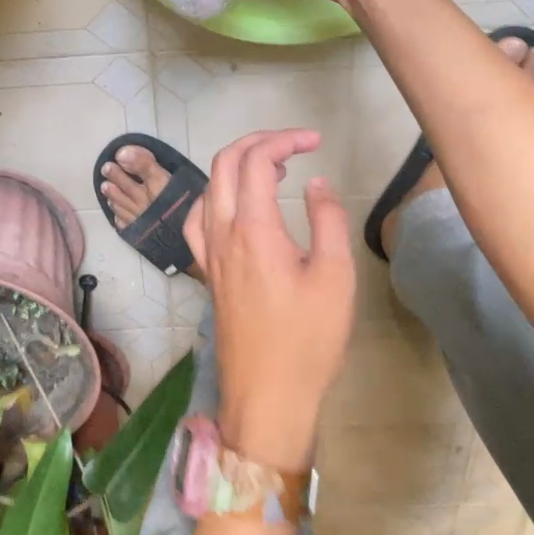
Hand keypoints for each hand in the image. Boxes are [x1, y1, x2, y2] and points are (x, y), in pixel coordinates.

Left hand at [183, 130, 355, 471]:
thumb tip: (316, 183)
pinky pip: (198, 218)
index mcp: (253, 228)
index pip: (257, 161)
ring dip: (236, 166)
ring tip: (274, 171)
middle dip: (258, 142)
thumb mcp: (335, 277)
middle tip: (295, 145)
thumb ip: (327, 220)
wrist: (267, 394)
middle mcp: (221, 232)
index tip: (315, 141)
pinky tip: (237, 207)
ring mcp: (208, 252)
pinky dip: (217, 195)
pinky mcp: (207, 271)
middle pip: (225, 163)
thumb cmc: (308, 338)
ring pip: (208, 187)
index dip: (285, 140)